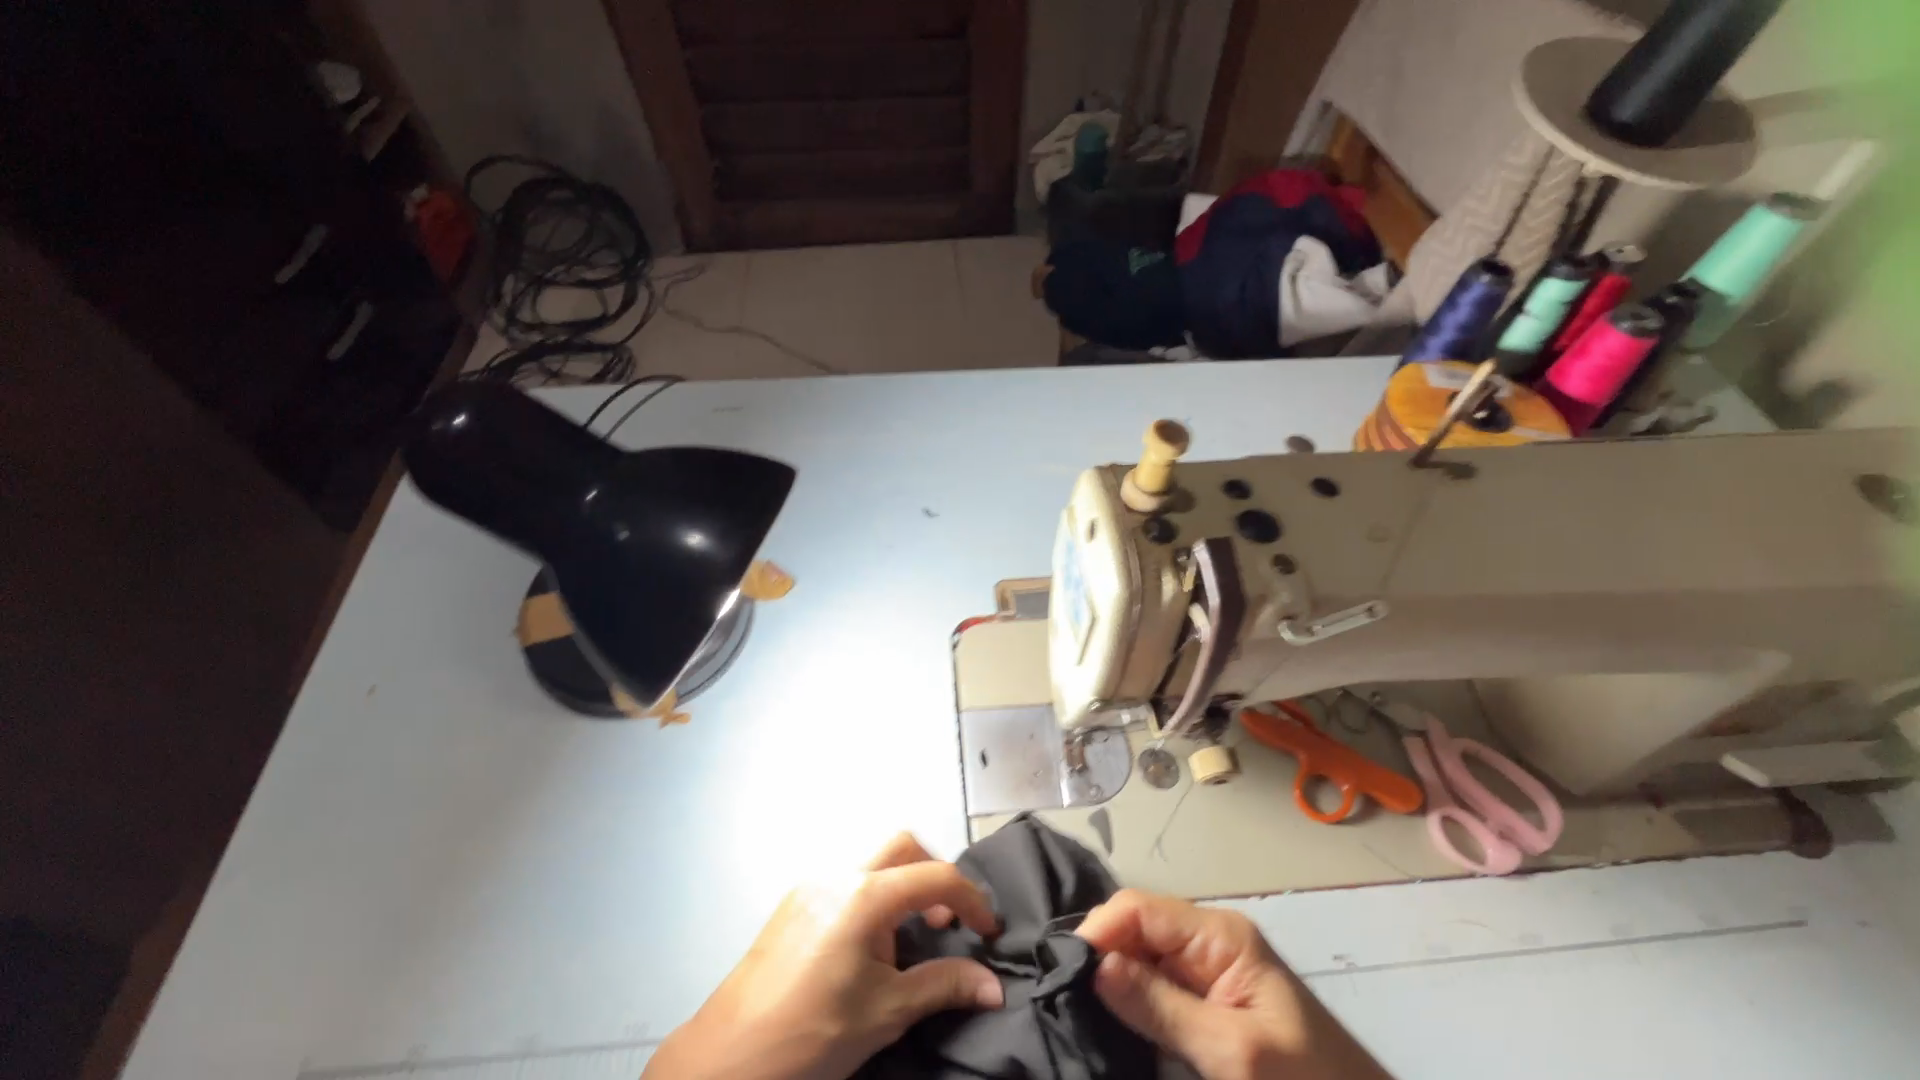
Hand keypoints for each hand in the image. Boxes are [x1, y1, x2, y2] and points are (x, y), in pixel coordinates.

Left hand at [644, 834, 1004, 1079]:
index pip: (936, 877)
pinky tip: (870, 947)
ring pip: (872, 862)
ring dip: (902, 887)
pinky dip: (874, 898)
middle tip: (948, 922)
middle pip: (903, 846)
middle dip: (935, 876)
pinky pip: (846, 882)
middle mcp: (837, 876)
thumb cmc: (814, 1032)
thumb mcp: (887, 1012)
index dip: (973, 901)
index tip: (990, 934)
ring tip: (909, 941)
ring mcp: (809, 887)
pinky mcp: (791, 905)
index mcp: (864, 895)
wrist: (727, 1058)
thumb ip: (945, 986)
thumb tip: (995, 987)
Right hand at [1076, 890, 1391, 1079]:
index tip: (1063, 975)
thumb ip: (1160, 1006)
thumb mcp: (1230, 1050)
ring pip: (1140, 955)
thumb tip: (1093, 964)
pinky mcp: (1208, 1000)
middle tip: (1064, 998)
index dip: (1097, 932)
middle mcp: (1209, 940)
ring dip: (1110, 979)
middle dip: (1099, 955)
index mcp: (1220, 935)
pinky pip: (1155, 984)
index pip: (1138, 908)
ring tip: (1077, 1009)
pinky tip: (1108, 1018)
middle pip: (1135, 927)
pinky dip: (1129, 998)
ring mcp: (1209, 970)